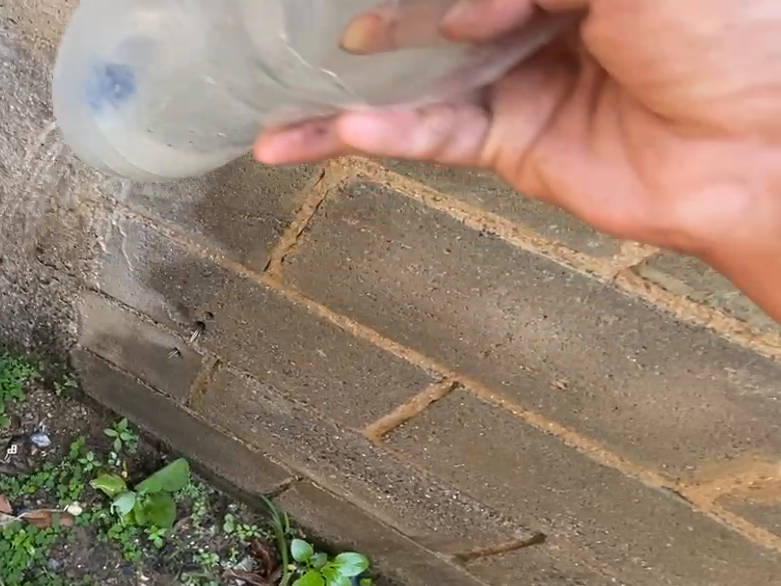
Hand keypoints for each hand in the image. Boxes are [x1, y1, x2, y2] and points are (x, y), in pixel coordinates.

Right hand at [256, 0, 780, 314]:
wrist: (763, 142)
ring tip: (281, 125)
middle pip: (434, 29)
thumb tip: (458, 15)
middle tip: (317, 48)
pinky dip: (388, 137)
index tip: (378, 4)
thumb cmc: (739, 30)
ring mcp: (518, 84)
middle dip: (373, 41)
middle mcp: (542, 20)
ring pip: (416, 91)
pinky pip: (434, 137)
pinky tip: (344, 135)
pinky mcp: (504, 143)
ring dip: (346, 111)